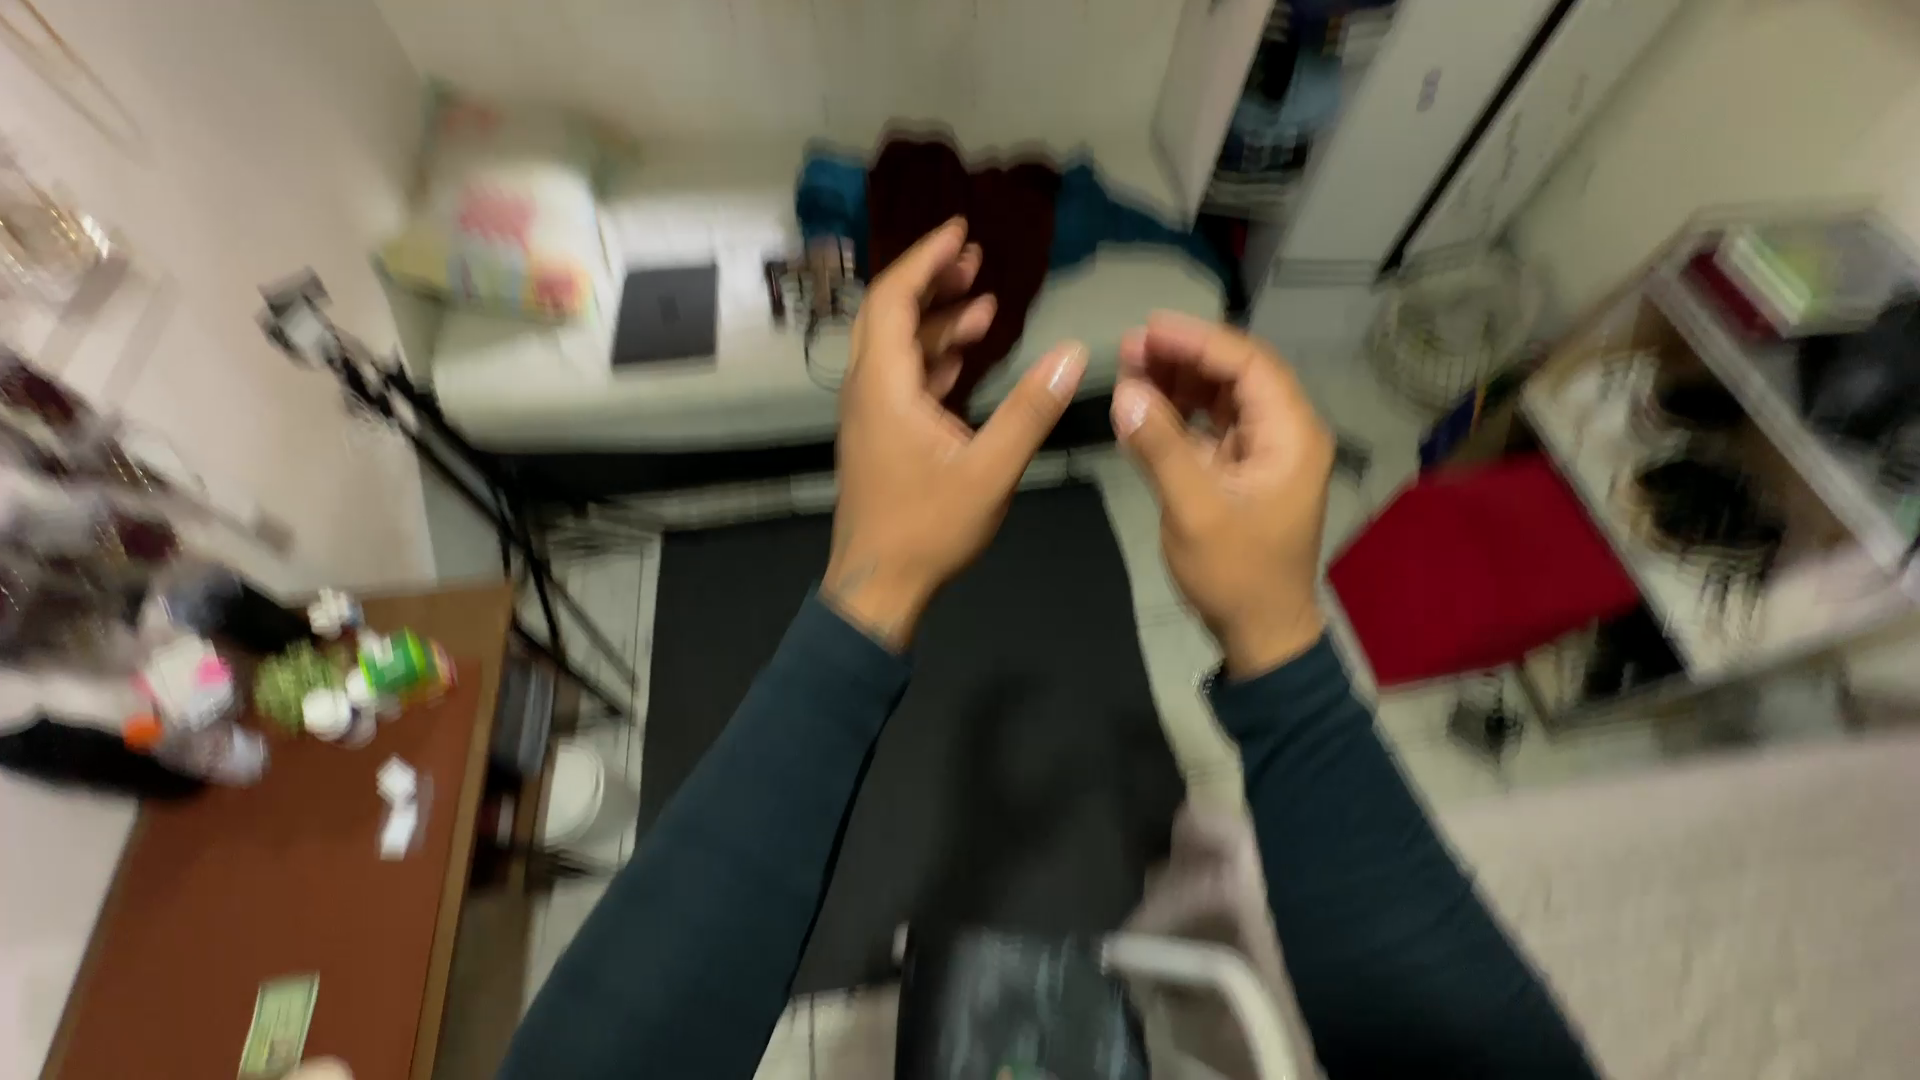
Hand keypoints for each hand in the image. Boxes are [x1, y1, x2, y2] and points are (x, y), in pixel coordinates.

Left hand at [826, 218, 1087, 647]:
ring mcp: (870, 417)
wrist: (879, 586)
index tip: (960, 232)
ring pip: (896, 351)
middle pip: (890, 317)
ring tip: (985, 304)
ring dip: (937, 324)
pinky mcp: (878, 440)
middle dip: (932, 283)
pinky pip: (902, 383)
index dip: (925, 260)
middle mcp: (867, 392)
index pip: (893, 300)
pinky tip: (965, 361)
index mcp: (884, 387)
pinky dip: (932, 362)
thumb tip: (1074, 353)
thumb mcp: (990, 470)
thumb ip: (1030, 410)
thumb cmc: (929, 529)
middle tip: (975, 261)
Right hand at [1111, 312, 1332, 677]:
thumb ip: (1160, 448)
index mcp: (1290, 436)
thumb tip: (1124, 393)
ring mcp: (1262, 452)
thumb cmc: (1235, 573)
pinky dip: (1178, 413)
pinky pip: (1210, 427)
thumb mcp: (1194, 510)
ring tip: (1130, 367)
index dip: (1197, 340)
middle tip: (1130, 346)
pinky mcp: (1240, 470)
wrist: (1259, 629)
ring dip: (1178, 380)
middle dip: (1183, 356)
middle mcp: (1283, 433)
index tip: (1148, 328)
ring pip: (1222, 397)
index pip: (1248, 365)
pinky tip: (1144, 405)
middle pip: (1236, 374)